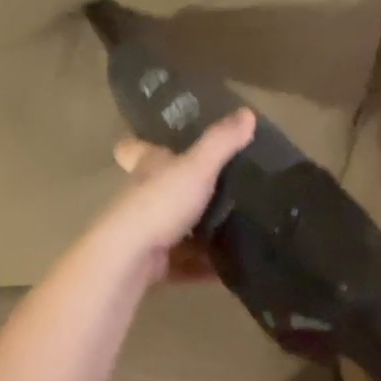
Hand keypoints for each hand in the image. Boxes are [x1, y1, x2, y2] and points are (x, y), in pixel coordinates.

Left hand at [88, 108, 255, 282]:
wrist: (132, 257)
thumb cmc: (160, 202)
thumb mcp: (198, 167)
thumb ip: (222, 142)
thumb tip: (248, 112)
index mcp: (147, 168)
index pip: (134, 149)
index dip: (141, 144)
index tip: (156, 143)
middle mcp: (142, 198)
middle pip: (159, 191)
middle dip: (183, 193)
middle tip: (220, 192)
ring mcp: (146, 233)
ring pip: (174, 230)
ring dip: (198, 235)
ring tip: (234, 233)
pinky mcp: (153, 265)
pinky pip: (183, 264)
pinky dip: (203, 267)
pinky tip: (226, 269)